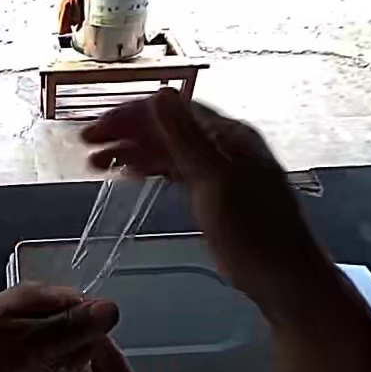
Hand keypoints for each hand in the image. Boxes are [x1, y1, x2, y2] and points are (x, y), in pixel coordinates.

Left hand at [0, 284, 137, 371]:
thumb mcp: (28, 348)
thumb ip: (70, 329)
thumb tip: (113, 308)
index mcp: (32, 297)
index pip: (86, 312)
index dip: (108, 345)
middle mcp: (25, 304)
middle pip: (76, 322)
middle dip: (99, 354)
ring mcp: (13, 323)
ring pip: (61, 337)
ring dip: (82, 360)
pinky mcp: (4, 344)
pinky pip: (44, 349)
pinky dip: (60, 365)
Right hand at [82, 90, 320, 299]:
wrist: (283, 278)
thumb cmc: (253, 231)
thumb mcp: (216, 180)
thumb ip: (186, 137)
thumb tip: (160, 93)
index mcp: (227, 135)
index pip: (172, 111)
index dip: (131, 115)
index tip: (97, 128)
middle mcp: (222, 145)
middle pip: (166, 129)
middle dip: (125, 134)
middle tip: (88, 146)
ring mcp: (218, 170)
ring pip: (167, 151)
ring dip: (132, 152)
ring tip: (97, 163)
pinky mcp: (213, 193)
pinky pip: (175, 171)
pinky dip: (150, 169)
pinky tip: (130, 175)